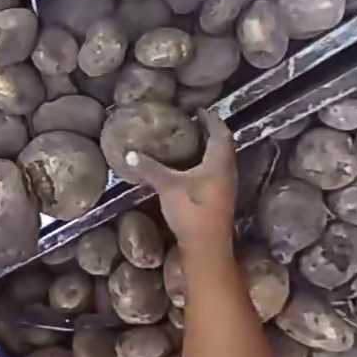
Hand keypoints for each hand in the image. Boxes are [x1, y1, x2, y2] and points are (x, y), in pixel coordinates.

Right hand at [122, 110, 236, 255]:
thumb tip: (130, 153)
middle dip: (210, 132)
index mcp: (219, 162)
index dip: (211, 119)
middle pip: (223, 145)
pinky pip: (215, 171)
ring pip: (220, 159)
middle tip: (193, 123)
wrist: (207, 246)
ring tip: (190, 141)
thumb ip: (150, 168)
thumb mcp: (167, 186)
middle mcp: (227, 171)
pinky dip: (205, 162)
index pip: (220, 133)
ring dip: (208, 148)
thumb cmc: (191, 210)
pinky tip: (190, 167)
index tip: (199, 110)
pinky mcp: (220, 198)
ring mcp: (226, 186)